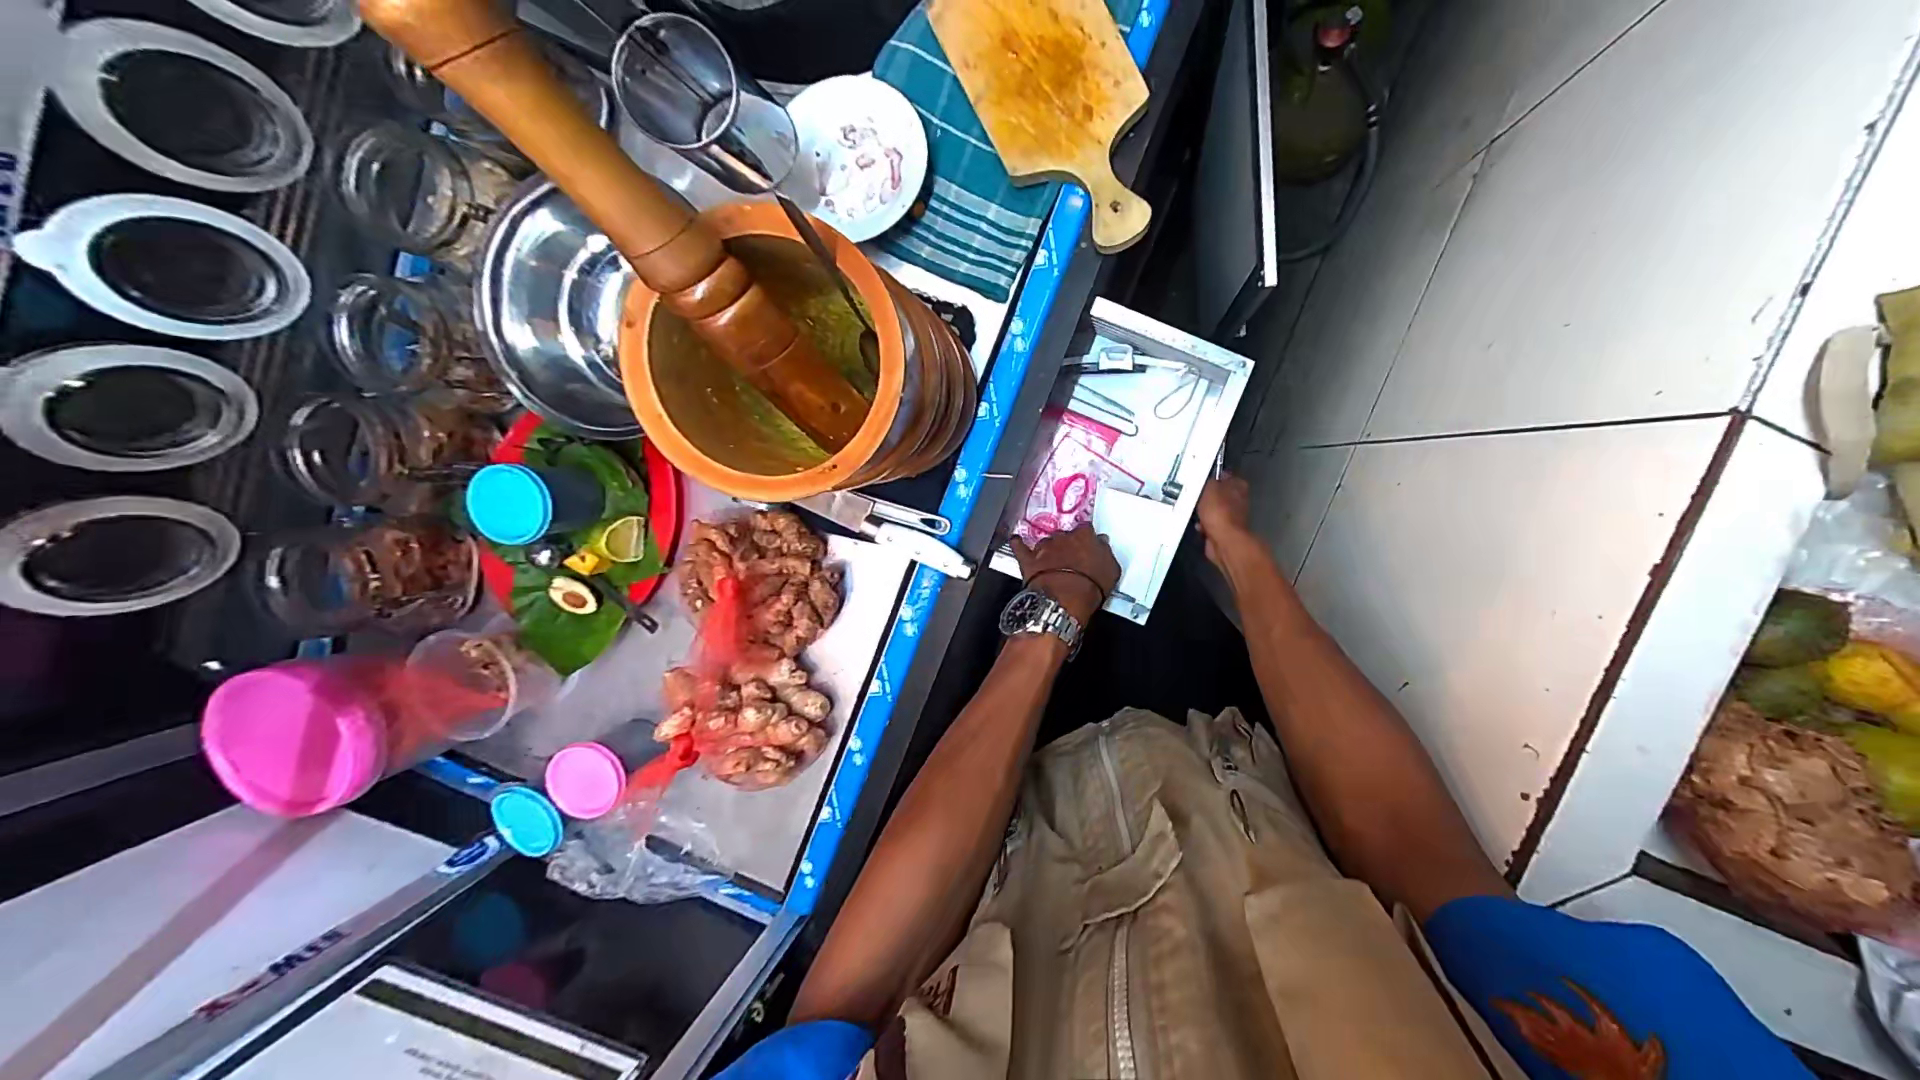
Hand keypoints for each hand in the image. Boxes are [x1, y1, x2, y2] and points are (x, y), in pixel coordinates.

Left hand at [1012, 523, 1119, 623]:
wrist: (1064, 600)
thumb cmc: (1090, 587)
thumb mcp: (1111, 570)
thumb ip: (1106, 552)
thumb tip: (1103, 545)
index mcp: (1085, 536)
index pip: (1086, 529)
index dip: (1086, 539)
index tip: (1087, 545)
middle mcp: (1063, 537)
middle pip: (1064, 535)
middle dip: (1066, 545)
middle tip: (1070, 559)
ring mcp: (1044, 547)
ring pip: (1045, 542)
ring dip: (1048, 550)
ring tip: (1052, 562)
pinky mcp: (1028, 559)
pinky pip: (1020, 546)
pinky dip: (1018, 544)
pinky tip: (1017, 541)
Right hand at [1195, 474, 1258, 569]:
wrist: (1223, 539)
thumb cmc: (1218, 510)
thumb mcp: (1208, 487)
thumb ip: (1207, 480)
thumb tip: (1207, 478)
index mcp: (1238, 485)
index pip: (1223, 475)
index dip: (1211, 477)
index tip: (1197, 480)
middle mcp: (1238, 499)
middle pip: (1217, 494)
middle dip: (1204, 497)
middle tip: (1193, 496)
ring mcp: (1232, 516)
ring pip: (1212, 509)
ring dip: (1202, 512)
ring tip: (1193, 512)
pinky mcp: (1224, 530)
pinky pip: (1210, 523)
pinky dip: (1203, 525)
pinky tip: (1198, 525)